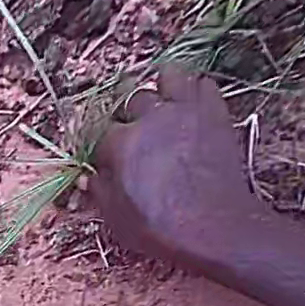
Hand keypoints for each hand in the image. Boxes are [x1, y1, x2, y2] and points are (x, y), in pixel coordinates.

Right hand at [91, 68, 269, 269]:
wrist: (213, 227)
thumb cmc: (159, 228)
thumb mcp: (117, 218)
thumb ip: (100, 191)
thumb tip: (89, 178)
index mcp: (121, 143)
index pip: (98, 132)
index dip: (98, 144)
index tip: (101, 156)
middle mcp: (151, 118)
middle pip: (131, 98)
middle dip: (126, 112)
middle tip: (128, 127)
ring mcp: (185, 110)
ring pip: (168, 77)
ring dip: (160, 86)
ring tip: (159, 99)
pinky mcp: (215, 113)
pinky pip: (203, 85)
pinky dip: (193, 90)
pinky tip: (189, 104)